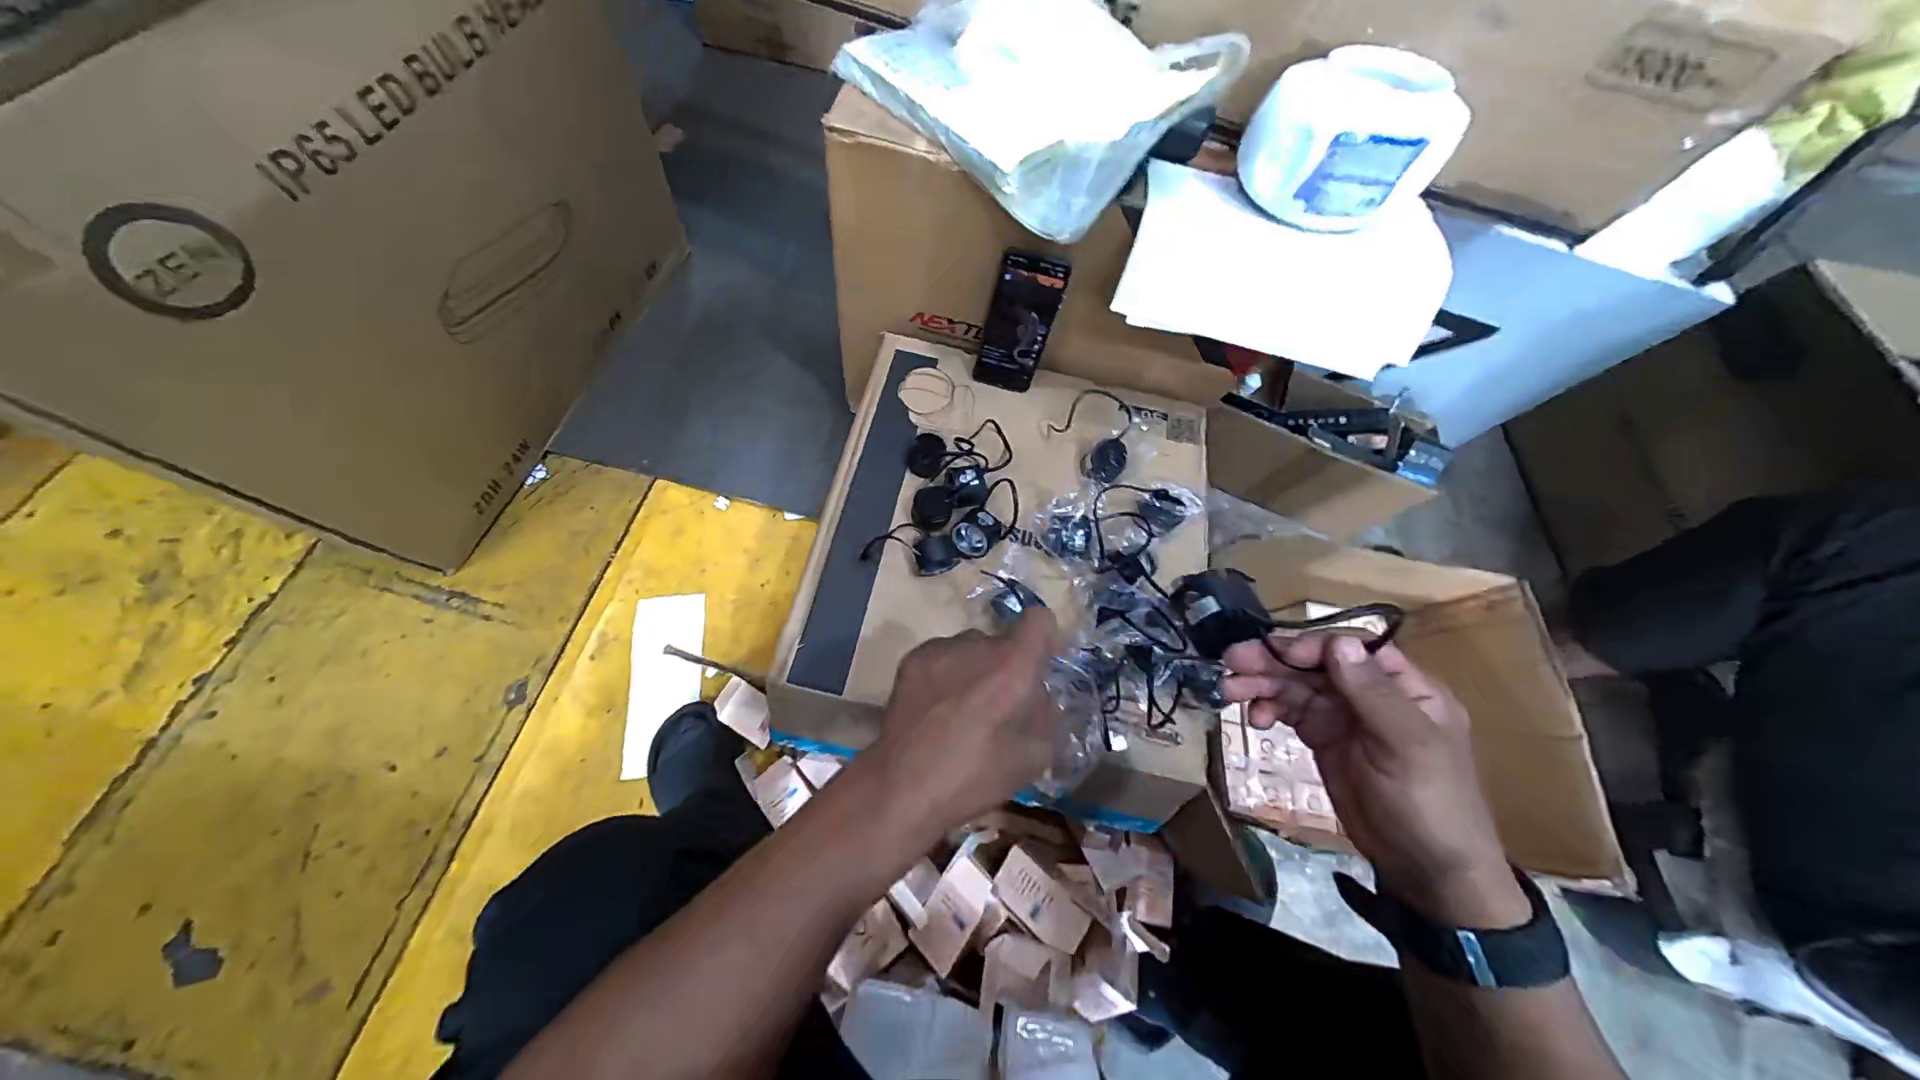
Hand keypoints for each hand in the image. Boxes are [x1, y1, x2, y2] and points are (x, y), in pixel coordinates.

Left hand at [862, 610, 1062, 838]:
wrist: (904, 787)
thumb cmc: (976, 777)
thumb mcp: (1035, 756)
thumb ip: (1046, 713)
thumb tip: (1039, 695)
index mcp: (1013, 666)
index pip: (1039, 620)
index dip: (1043, 640)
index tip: (1039, 667)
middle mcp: (977, 646)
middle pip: (1002, 640)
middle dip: (1007, 665)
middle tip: (999, 703)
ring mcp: (940, 649)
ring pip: (970, 648)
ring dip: (975, 668)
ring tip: (963, 708)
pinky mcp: (912, 660)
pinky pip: (942, 656)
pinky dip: (947, 673)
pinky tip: (937, 708)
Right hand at [1222, 634, 1528, 928]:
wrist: (1427, 871)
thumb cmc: (1430, 804)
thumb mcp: (1408, 745)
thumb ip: (1373, 693)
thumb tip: (1338, 642)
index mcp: (1406, 687)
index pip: (1352, 649)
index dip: (1310, 646)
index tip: (1275, 653)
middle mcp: (1372, 694)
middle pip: (1315, 665)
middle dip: (1273, 662)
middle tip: (1231, 662)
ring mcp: (1345, 718)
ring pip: (1296, 687)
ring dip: (1261, 684)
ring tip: (1228, 690)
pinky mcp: (1324, 740)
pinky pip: (1290, 712)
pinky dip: (1269, 709)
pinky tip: (1255, 720)